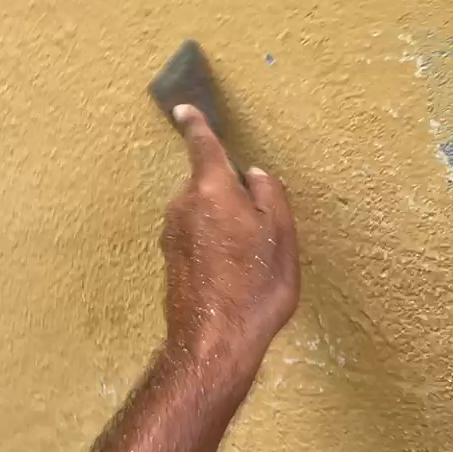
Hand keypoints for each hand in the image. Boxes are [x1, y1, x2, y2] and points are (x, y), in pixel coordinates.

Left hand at [159, 105, 299, 395]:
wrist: (216, 343)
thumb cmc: (255, 286)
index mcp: (212, 190)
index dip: (197, 124)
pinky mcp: (171, 260)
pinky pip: (198, 238)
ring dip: (224, 225)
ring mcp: (173, 235)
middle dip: (231, 196)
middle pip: (209, 185)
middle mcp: (183, 206)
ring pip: (204, 214)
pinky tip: (234, 277)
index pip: (203, 146)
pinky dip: (215, 247)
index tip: (185, 108)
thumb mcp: (281, 233)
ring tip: (251, 263)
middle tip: (261, 230)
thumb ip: (269, 193)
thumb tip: (255, 176)